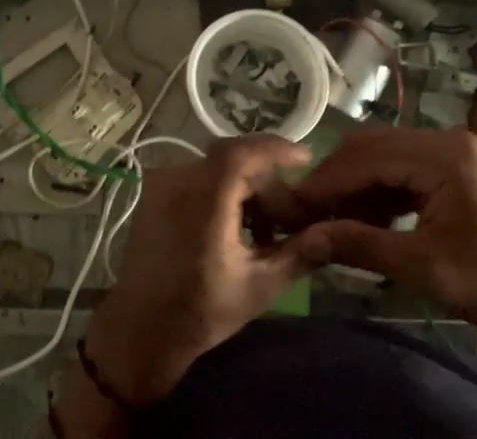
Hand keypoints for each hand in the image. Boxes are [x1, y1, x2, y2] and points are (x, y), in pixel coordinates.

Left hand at [84, 136, 329, 404]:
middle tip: (294, 220)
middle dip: (269, 185)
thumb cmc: (200, 310)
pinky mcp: (154, 192)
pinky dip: (224, 194)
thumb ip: (300, 254)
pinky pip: (198, 178)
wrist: (141, 327)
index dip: (275, 148)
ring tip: (268, 233)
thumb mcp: (260, 287)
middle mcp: (178, 180)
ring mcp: (162, 183)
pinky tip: (239, 229)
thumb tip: (335, 233)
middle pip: (234, 162)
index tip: (306, 159)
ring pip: (218, 170)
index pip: (241, 153)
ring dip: (248, 191)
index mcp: (203, 201)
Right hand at [292, 128, 476, 341]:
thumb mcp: (424, 268)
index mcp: (443, 155)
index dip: (324, 182)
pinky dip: (375, 193)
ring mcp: (449, 153)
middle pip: (370, 149)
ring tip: (326, 221)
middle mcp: (444, 141)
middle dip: (334, 181)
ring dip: (352, 188)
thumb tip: (303, 238)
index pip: (366, 157)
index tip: (289, 207)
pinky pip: (398, 171)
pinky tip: (360, 221)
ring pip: (380, 158)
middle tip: (302, 213)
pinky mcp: (450, 170)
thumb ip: (361, 245)